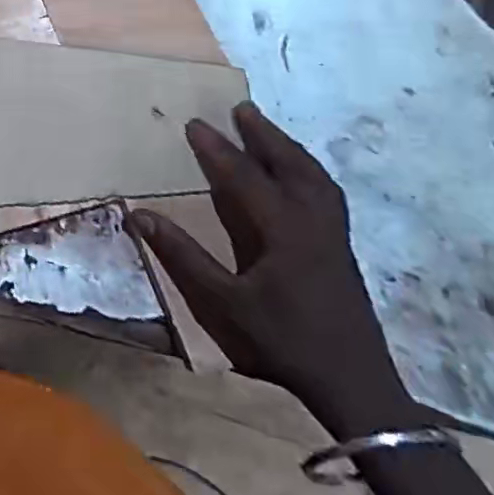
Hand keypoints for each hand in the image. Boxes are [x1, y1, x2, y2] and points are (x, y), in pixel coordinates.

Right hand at [129, 103, 420, 435]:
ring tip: (267, 131)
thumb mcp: (222, 303)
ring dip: (290, 150)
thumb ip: (182, 256)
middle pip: (294, 168)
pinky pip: (325, 196)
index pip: (246, 179)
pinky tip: (297, 176)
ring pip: (316, 180)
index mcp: (286, 234)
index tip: (195, 123)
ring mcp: (333, 239)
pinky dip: (308, 173)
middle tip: (242, 108)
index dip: (218, 150)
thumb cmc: (281, 341)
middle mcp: (315, 227)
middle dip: (266, 136)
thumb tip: (140, 215)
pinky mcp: (341, 253)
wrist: (354, 386)